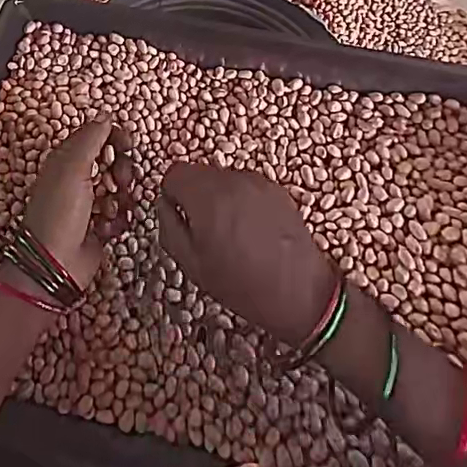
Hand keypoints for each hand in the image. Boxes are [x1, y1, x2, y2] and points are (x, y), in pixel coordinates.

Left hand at [19, 119, 130, 289]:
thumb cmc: (59, 213)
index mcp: (68, 159)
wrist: (55, 265)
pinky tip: (108, 229)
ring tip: (112, 211)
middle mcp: (79, 177)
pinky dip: (119, 220)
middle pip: (114, 161)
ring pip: (122, 188)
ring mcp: (91, 202)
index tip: (127, 145)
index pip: (98, 136)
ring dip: (123, 199)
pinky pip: (123, 213)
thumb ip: (91, 138)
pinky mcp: (102, 225)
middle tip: (118, 183)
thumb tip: (106, 116)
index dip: (115, 138)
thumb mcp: (73, 168)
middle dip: (122, 171)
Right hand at [156, 163, 338, 345]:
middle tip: (204, 230)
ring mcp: (256, 182)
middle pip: (197, 173)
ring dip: (218, 197)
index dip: (172, 195)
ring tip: (230, 233)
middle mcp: (232, 181)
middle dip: (194, 196)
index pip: (174, 173)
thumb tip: (164, 205)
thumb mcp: (192, 264)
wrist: (301, 293)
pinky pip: (244, 185)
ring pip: (221, 178)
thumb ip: (169, 227)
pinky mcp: (275, 189)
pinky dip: (240, 199)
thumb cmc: (244, 285)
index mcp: (207, 197)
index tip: (180, 216)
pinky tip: (249, 230)